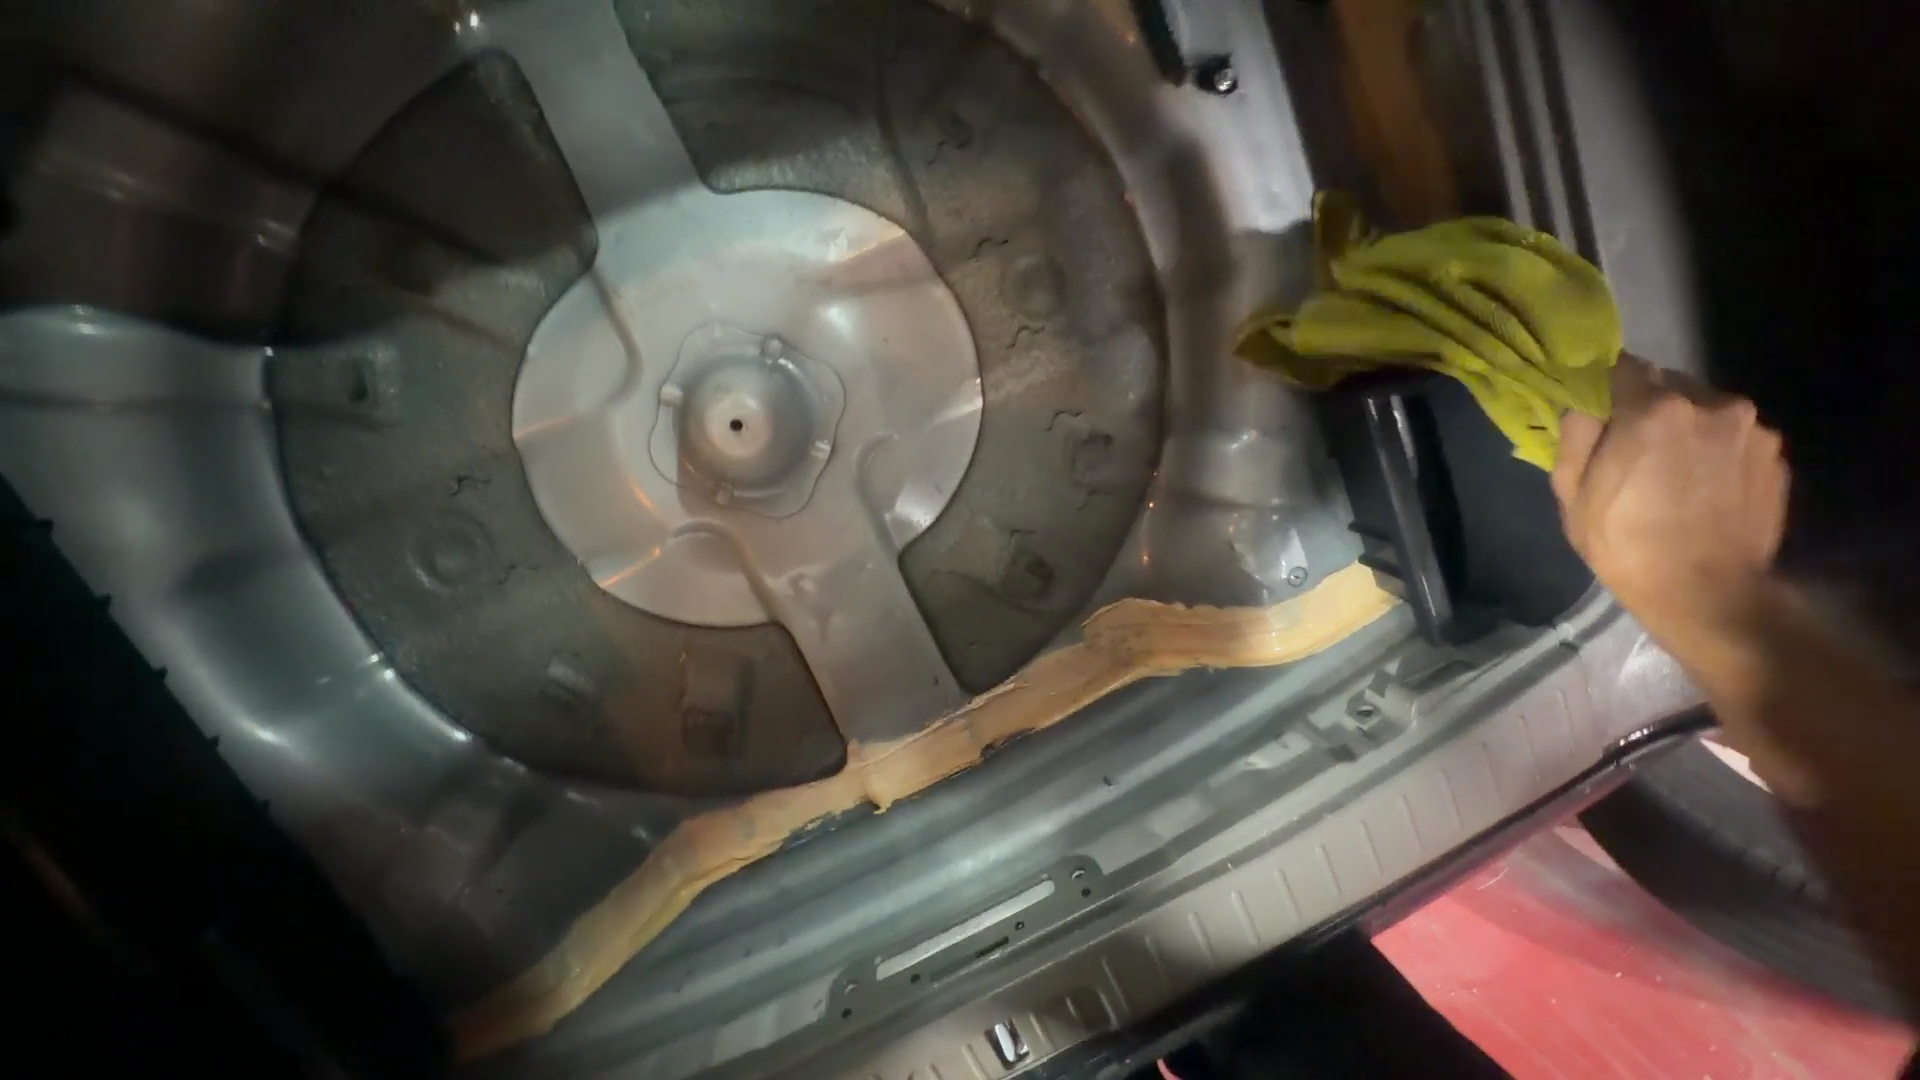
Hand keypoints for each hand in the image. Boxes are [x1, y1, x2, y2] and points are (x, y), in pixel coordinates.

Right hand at [1552, 355, 1790, 663]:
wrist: (1705, 589)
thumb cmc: (1622, 541)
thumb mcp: (1572, 491)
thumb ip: (1576, 436)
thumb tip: (1581, 405)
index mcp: (1653, 409)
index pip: (1622, 367)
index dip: (1602, 385)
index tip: (1591, 406)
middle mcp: (1711, 404)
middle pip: (1668, 385)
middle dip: (1645, 405)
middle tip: (1627, 444)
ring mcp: (1752, 429)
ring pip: (1704, 409)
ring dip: (1683, 426)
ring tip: (1666, 469)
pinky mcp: (1775, 455)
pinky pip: (1732, 435)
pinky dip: (1712, 449)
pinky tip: (1698, 485)